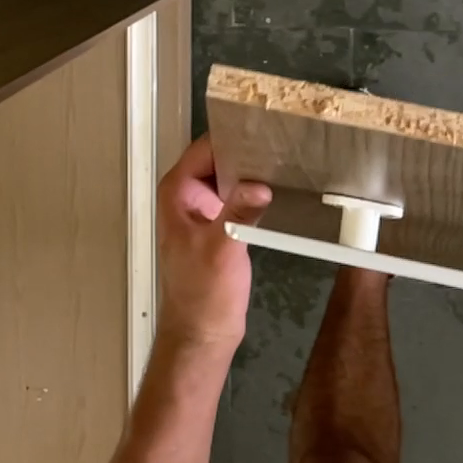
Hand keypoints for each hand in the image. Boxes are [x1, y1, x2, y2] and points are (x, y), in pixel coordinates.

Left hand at [155, 137, 271, 352]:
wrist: (204, 335)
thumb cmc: (204, 292)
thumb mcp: (222, 248)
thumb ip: (239, 213)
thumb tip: (261, 184)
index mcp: (178, 191)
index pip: (204, 148)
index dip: (230, 135)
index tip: (262, 127)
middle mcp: (187, 194)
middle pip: (218, 157)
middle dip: (246, 149)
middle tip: (282, 140)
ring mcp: (203, 209)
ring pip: (229, 176)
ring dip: (252, 170)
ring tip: (285, 157)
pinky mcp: (220, 224)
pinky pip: (237, 195)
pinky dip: (254, 190)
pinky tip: (278, 186)